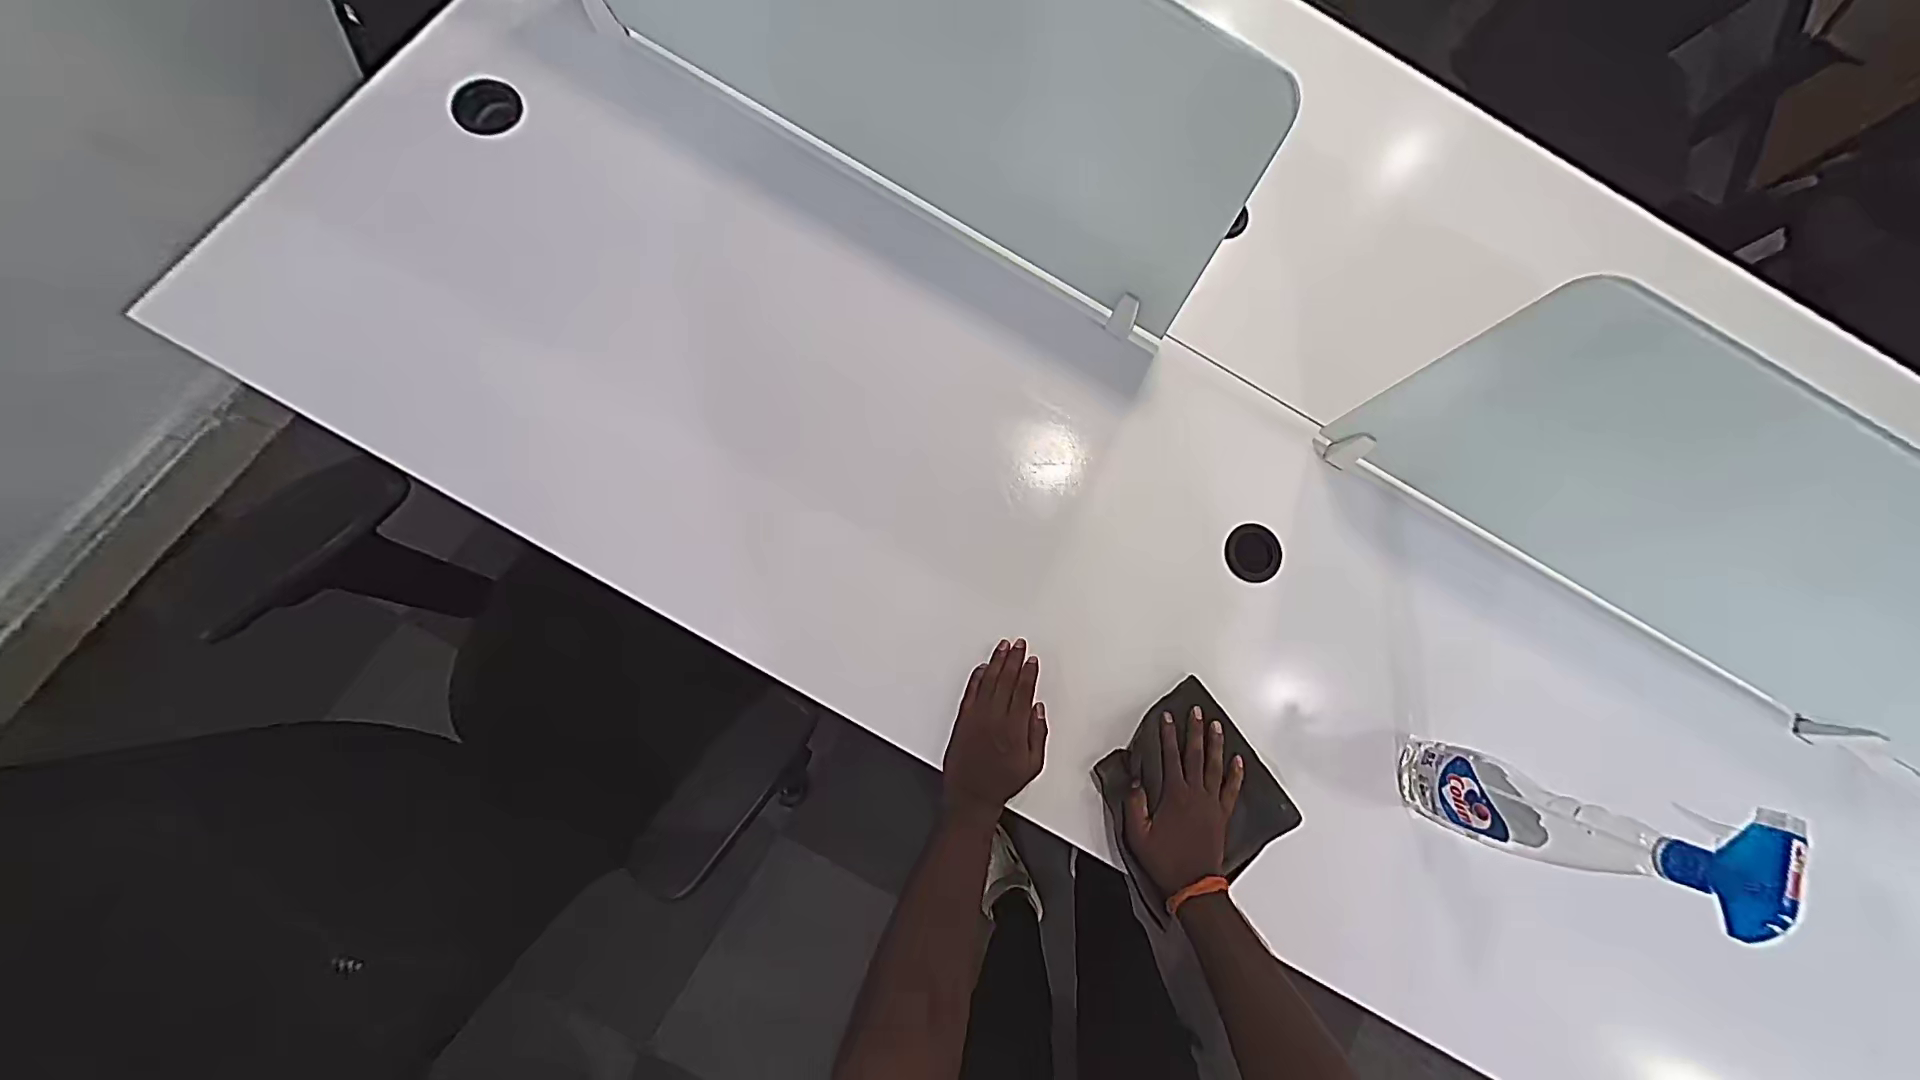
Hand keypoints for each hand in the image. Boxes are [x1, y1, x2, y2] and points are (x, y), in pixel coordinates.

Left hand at [941, 639, 1046, 825]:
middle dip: (1014, 659)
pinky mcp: (963, 719)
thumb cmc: (1001, 782)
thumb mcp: (1032, 764)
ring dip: (997, 661)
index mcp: (1014, 728)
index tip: (1032, 660)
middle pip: (1006, 680)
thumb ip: (1038, 734)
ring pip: (989, 681)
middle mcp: (995, 718)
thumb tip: (1037, 710)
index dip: (1029, 672)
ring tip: (1003, 647)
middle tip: (1019, 644)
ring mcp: (977, 717)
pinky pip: (971, 692)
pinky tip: (983, 667)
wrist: (971, 794)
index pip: (1023, 690)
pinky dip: (977, 677)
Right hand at [1125, 707, 1245, 897]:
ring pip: (1215, 766)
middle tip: (1196, 712)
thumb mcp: (1137, 833)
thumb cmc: (1166, 860)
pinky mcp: (1222, 816)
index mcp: (1175, 795)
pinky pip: (1231, 789)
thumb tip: (1135, 781)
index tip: (1166, 718)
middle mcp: (1196, 795)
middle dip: (1194, 731)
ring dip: (1215, 744)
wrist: (1194, 885)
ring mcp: (1212, 804)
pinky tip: (1237, 761)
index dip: (1167, 735)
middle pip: (1196, 755)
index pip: (1170, 756)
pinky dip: (1236, 774)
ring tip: (1216, 726)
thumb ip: (1135, 804)